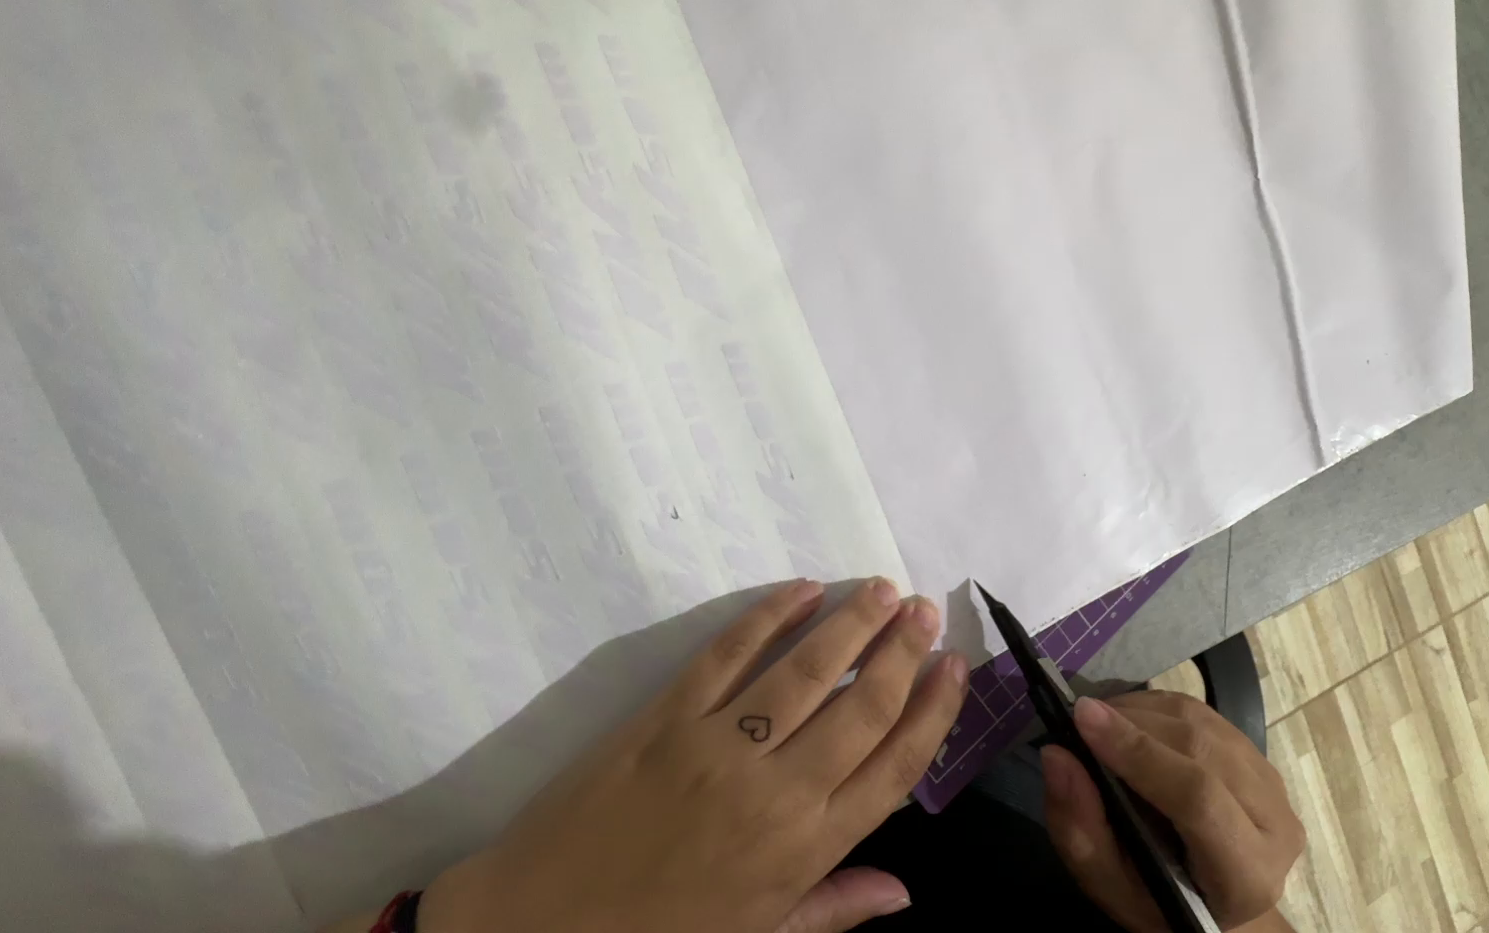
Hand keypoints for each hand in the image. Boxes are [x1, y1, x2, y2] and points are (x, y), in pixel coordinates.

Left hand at [415, 578, 969, 932]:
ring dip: (851, 624)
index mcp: (803, 849)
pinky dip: (769, 616)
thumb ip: (832, 909)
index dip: (932, 713)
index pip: (892, 768)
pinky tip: (803, 589)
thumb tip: (906, 891)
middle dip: (902, 653)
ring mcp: (721, 744)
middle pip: (860, 708)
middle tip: (925, 609)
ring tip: (882, 589)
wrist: (534, 928)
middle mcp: (776, 790)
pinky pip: (731, 653)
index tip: (954, 668)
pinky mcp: (669, 713)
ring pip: (806, 670)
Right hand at [1041, 691, 1304, 932]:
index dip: (1138, 752)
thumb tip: (1058, 754)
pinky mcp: (1254, 751)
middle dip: (1131, 723)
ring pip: (1198, 720)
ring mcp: (1270, 780)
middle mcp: (1273, 821)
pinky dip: (1153, 706)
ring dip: (1139, 709)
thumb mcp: (1110, 886)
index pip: (1198, 798)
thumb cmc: (1159, 900)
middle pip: (1198, 747)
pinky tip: (1126, 719)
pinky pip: (1199, 711)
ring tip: (1098, 721)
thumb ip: (1081, 828)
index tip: (1082, 718)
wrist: (1213, 899)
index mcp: (1245, 874)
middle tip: (1079, 716)